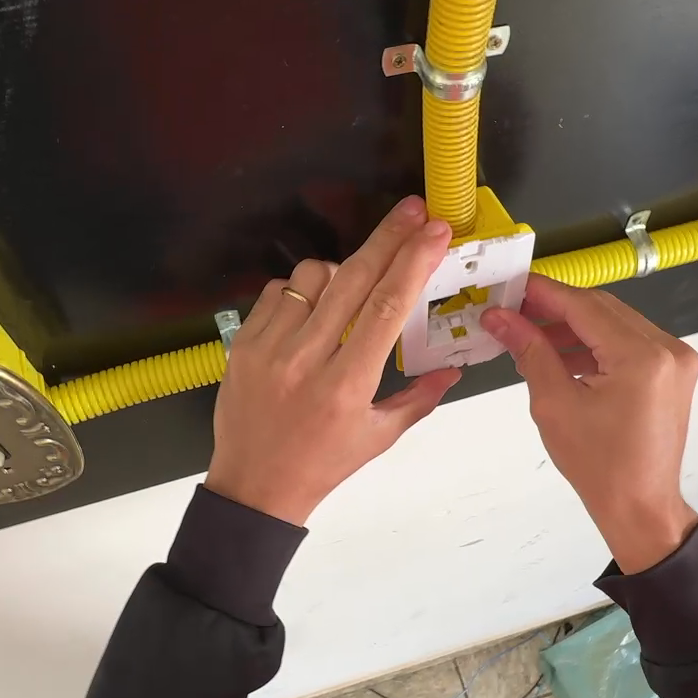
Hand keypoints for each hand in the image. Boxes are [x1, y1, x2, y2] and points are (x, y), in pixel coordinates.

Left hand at [205, 197, 461, 524]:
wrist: (255, 486)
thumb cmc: (321, 465)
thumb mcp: (378, 437)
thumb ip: (419, 398)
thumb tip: (453, 369)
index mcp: (347, 384)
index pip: (388, 306)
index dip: (414, 262)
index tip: (434, 233)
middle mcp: (307, 360)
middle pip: (355, 277)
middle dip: (390, 236)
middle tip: (414, 211)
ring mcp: (270, 348)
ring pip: (313, 276)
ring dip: (341, 270)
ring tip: (351, 289)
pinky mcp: (244, 344)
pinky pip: (278, 291)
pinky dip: (301, 289)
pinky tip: (312, 309)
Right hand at [482, 275, 697, 572]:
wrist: (640, 505)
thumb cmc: (596, 464)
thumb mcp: (554, 404)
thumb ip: (530, 350)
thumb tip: (499, 317)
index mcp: (641, 357)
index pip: (583, 306)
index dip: (542, 293)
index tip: (508, 287)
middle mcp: (668, 349)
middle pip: (601, 308)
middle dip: (555, 307)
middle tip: (512, 311)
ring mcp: (676, 358)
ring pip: (614, 322)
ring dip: (573, 325)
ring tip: (530, 336)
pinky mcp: (673, 370)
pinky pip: (627, 341)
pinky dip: (594, 343)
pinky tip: (561, 355)